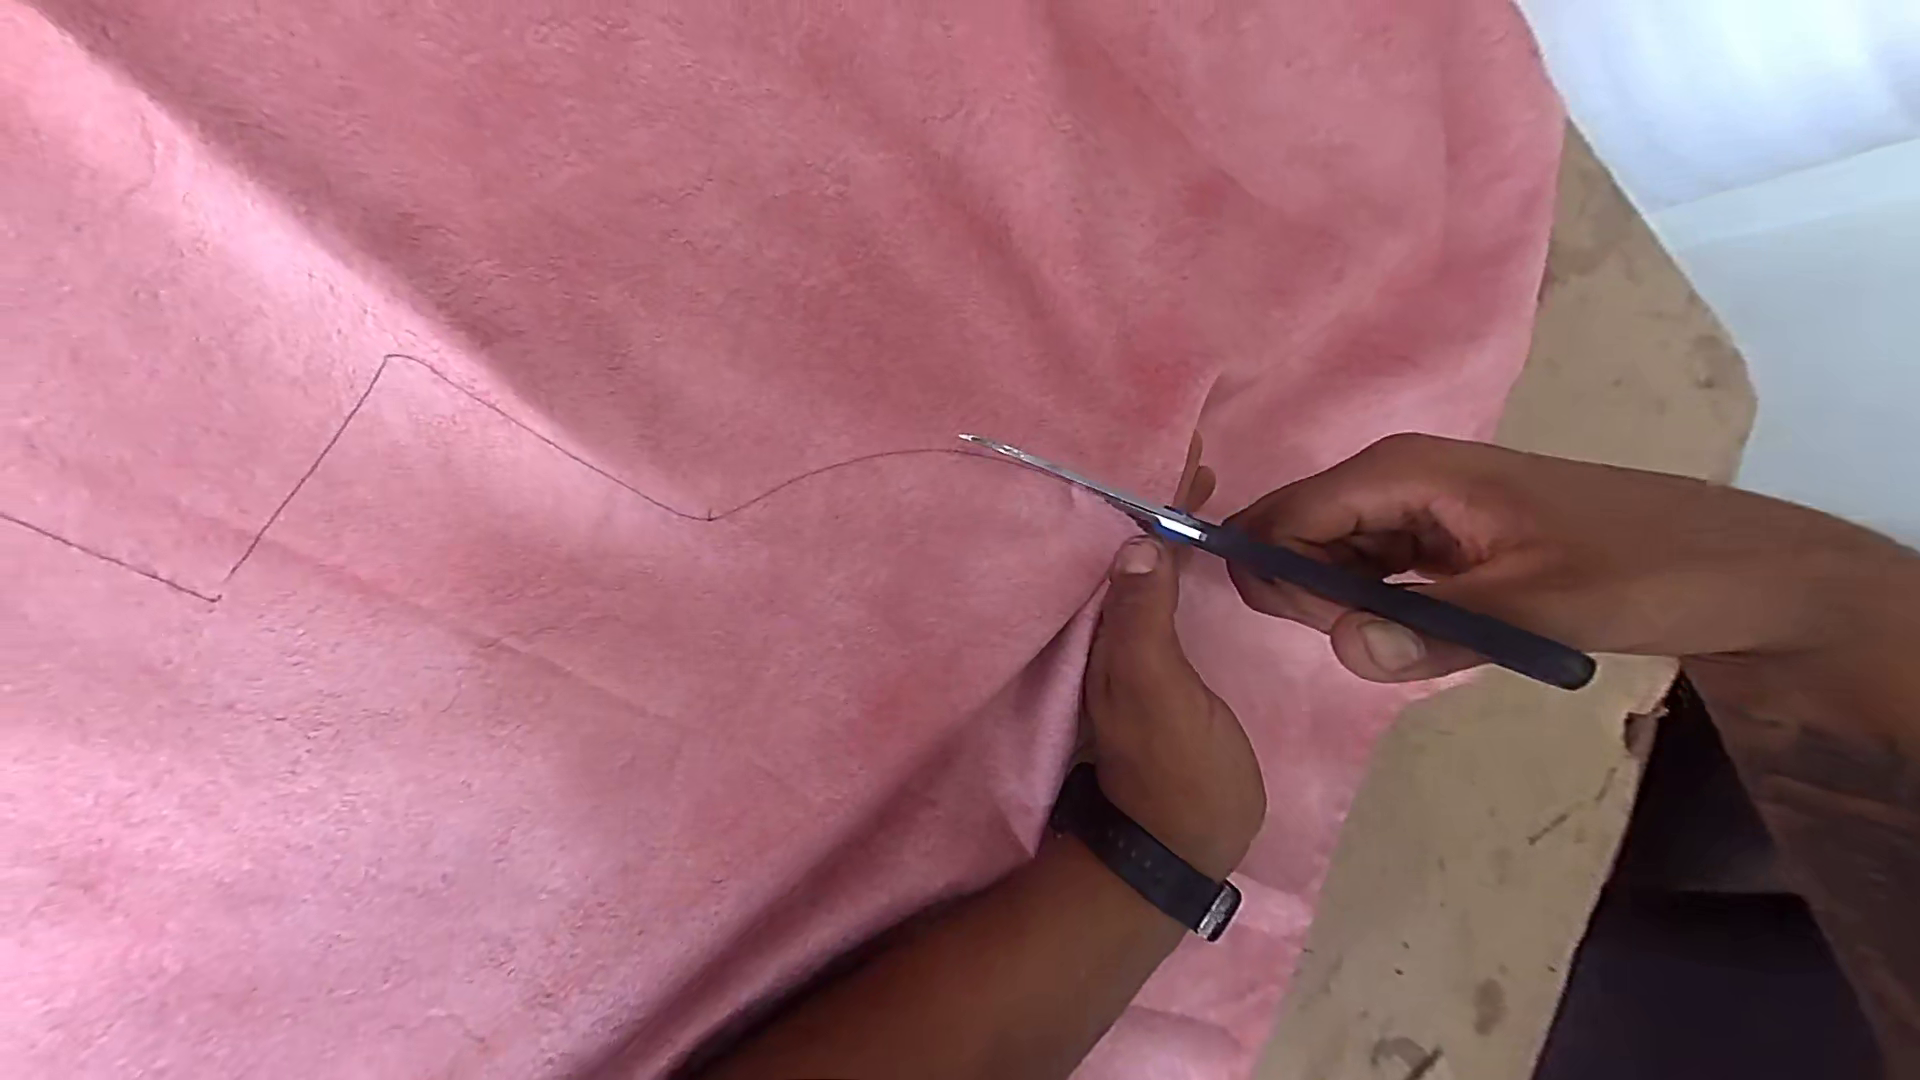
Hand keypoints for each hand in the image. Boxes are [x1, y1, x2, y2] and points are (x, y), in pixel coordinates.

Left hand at [1082, 437, 1263, 879]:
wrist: (1179, 835)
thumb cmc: (1174, 767)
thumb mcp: (1158, 692)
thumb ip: (1144, 620)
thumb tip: (1134, 543)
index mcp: (1102, 623)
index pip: (1119, 541)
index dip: (1144, 494)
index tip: (1174, 447)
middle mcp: (1105, 624)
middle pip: (1126, 545)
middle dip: (1154, 497)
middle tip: (1191, 453)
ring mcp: (1128, 640)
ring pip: (1141, 563)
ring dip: (1163, 521)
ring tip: (1194, 479)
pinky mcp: (1151, 657)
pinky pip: (1155, 590)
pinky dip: (1170, 558)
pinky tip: (1185, 543)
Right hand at [1224, 433, 1907, 681]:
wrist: (1749, 570)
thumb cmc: (1650, 570)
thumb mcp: (1546, 609)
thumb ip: (1437, 631)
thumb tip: (1343, 646)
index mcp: (1398, 470)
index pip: (1283, 518)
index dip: (1286, 577)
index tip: (1340, 628)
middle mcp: (1383, 476)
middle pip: (1287, 533)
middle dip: (1303, 591)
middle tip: (1375, 636)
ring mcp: (1397, 502)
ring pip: (1311, 552)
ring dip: (1332, 602)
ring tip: (1403, 633)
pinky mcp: (1413, 531)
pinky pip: (1347, 565)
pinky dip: (1356, 601)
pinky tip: (1406, 623)